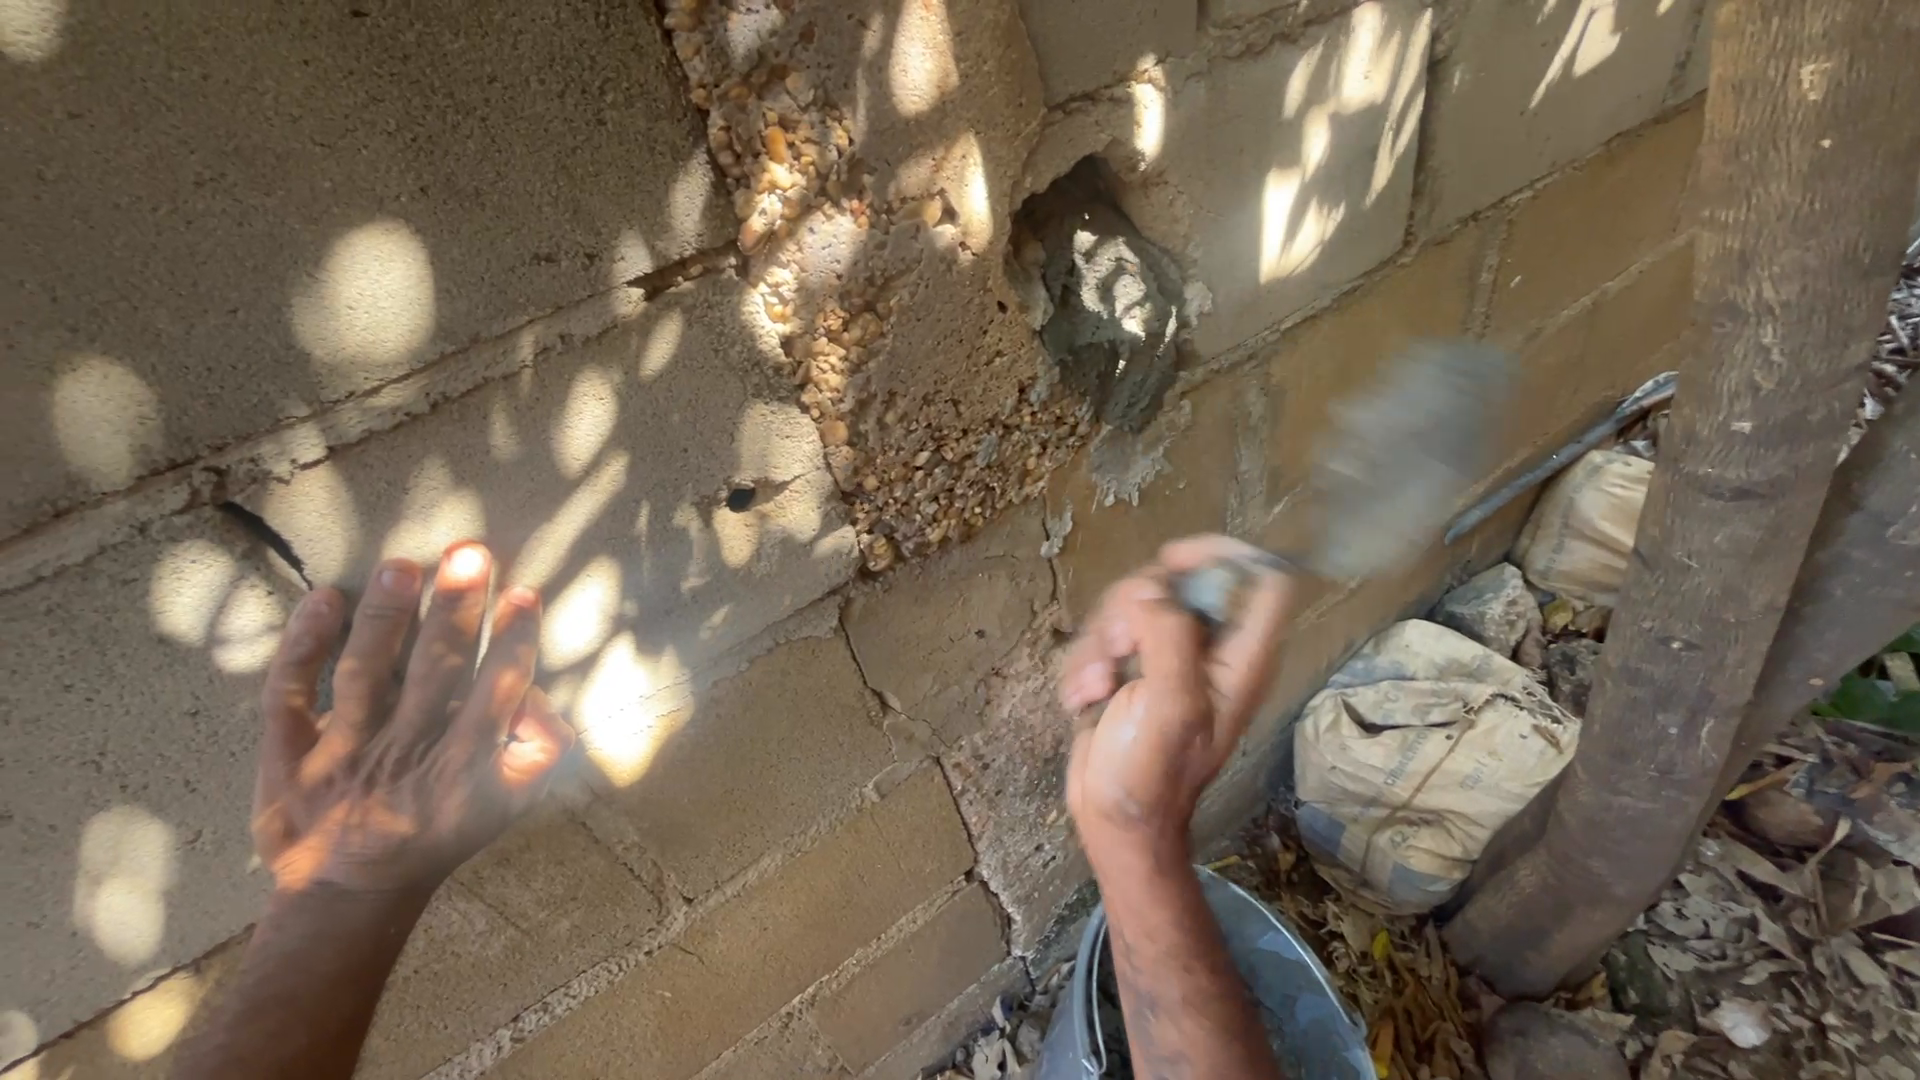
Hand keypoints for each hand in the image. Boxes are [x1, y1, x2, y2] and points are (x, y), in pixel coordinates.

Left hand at [252, 541, 575, 899]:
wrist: (350, 891)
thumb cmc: (443, 833)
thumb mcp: (512, 804)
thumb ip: (540, 749)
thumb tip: (536, 695)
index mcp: (462, 768)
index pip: (496, 692)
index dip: (513, 642)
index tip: (524, 595)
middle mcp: (404, 754)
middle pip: (435, 672)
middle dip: (456, 610)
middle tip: (468, 554)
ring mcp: (338, 753)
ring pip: (366, 673)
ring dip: (388, 616)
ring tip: (403, 565)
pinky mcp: (285, 754)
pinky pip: (287, 694)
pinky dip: (301, 646)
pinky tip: (323, 599)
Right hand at [1058, 535, 1292, 859]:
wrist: (1113, 820)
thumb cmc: (1151, 774)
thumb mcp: (1170, 707)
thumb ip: (1167, 638)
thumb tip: (1149, 590)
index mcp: (1240, 657)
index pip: (1262, 577)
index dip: (1223, 556)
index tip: (1170, 563)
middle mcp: (1208, 649)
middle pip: (1177, 580)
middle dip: (1133, 605)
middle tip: (1120, 648)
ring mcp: (1165, 657)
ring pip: (1131, 603)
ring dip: (1100, 640)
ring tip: (1097, 686)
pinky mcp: (1128, 668)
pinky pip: (1102, 634)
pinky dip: (1085, 661)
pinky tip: (1083, 698)